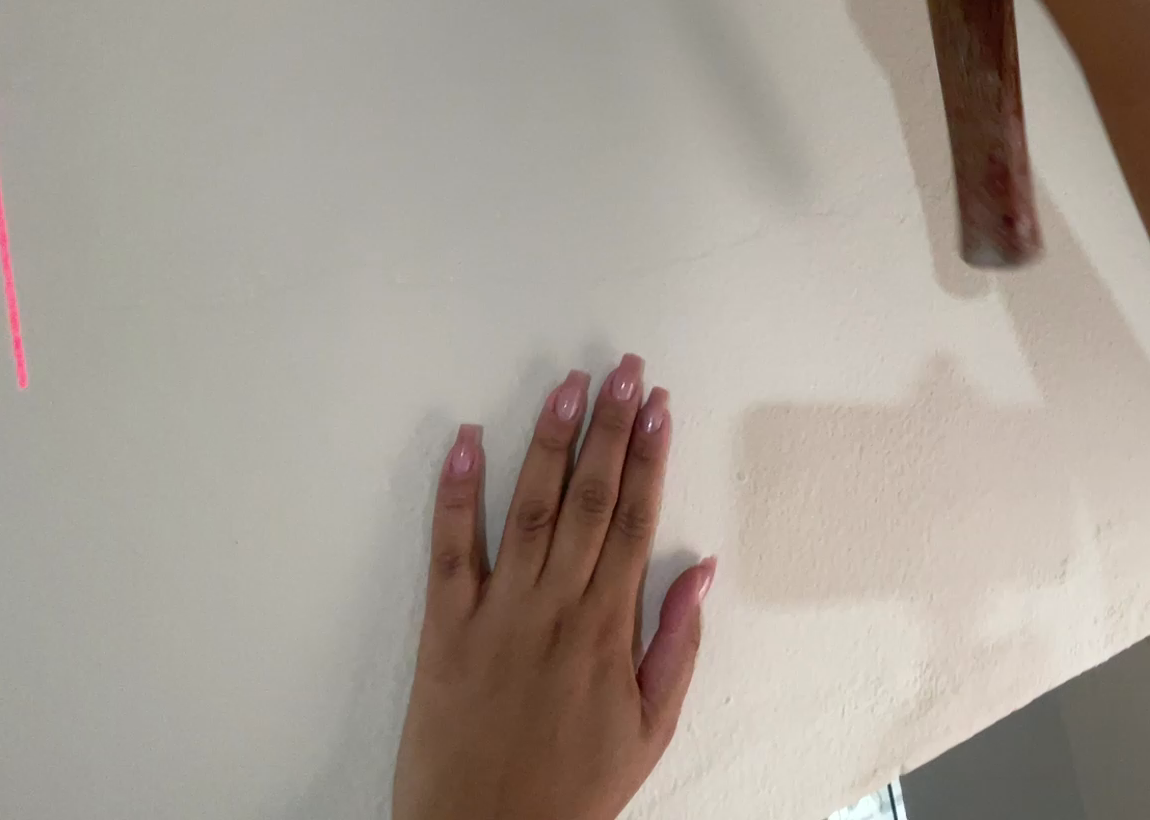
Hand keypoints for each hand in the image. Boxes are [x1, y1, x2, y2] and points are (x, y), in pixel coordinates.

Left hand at [391, 355, 715, 819]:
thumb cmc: (576, 784)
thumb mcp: (651, 726)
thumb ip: (678, 641)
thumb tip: (703, 568)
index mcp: (609, 624)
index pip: (638, 518)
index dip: (650, 456)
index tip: (659, 406)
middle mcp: (558, 603)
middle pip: (592, 497)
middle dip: (611, 427)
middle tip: (624, 370)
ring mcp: (499, 609)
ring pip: (533, 508)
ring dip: (552, 442)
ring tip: (569, 386)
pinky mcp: (446, 625)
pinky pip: (451, 550)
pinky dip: (458, 493)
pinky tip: (470, 440)